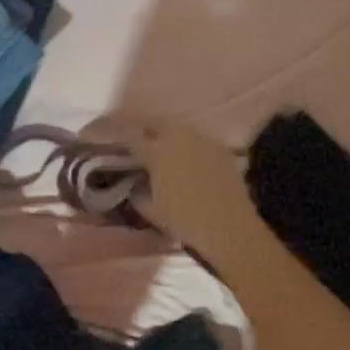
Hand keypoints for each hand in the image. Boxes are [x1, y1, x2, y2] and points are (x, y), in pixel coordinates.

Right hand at [129, 124, 267, 258]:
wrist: (227, 224)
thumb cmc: (183, 219)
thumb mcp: (151, 211)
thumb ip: (138, 194)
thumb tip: (136, 186)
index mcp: (156, 152)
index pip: (133, 139)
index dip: (125, 143)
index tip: (122, 148)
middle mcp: (178, 138)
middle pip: (157, 125)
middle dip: (148, 132)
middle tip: (144, 144)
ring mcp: (202, 140)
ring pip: (181, 132)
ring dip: (172, 138)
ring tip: (169, 152)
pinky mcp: (221, 149)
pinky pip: (200, 142)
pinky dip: (192, 149)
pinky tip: (194, 163)